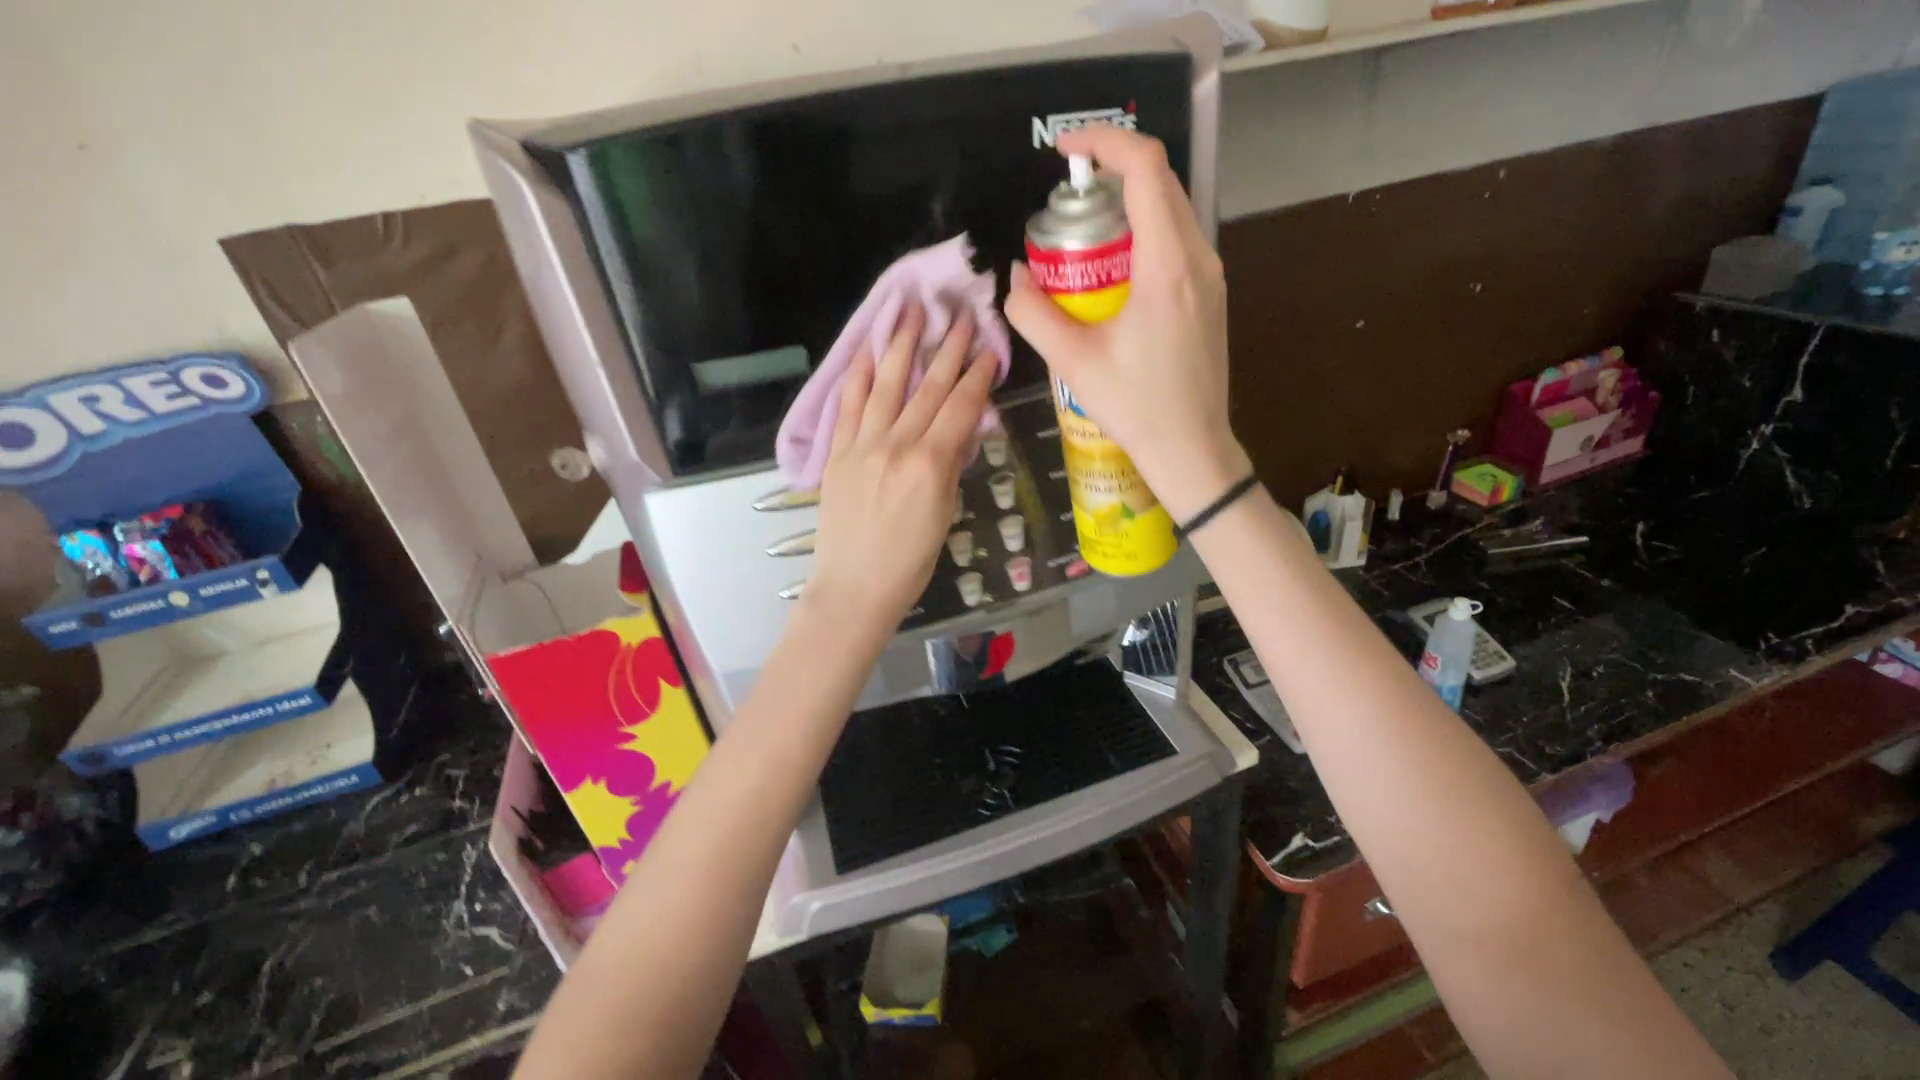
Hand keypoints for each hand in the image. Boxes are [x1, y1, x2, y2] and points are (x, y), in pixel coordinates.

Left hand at [806, 305, 996, 634]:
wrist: (853, 589)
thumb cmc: (909, 564)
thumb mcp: (944, 515)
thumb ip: (951, 467)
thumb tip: (962, 431)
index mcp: (930, 463)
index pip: (960, 407)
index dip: (977, 375)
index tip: (989, 347)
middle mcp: (896, 444)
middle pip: (927, 388)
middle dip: (947, 348)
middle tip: (959, 315)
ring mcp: (862, 445)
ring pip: (886, 386)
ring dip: (901, 346)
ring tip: (911, 313)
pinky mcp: (837, 454)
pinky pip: (848, 406)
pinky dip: (858, 377)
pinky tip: (868, 352)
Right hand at [1004, 126, 1251, 521]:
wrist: (1193, 449)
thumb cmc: (1136, 407)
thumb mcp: (1071, 361)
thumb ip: (1032, 311)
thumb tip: (1016, 275)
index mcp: (1168, 263)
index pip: (1144, 167)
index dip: (1103, 142)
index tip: (1064, 151)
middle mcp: (1198, 256)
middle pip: (1159, 180)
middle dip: (1109, 173)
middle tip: (1064, 200)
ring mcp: (1211, 274)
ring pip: (1170, 208)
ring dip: (1124, 203)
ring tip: (1080, 235)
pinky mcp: (1210, 293)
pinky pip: (1175, 238)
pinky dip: (1140, 232)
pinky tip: (1109, 270)